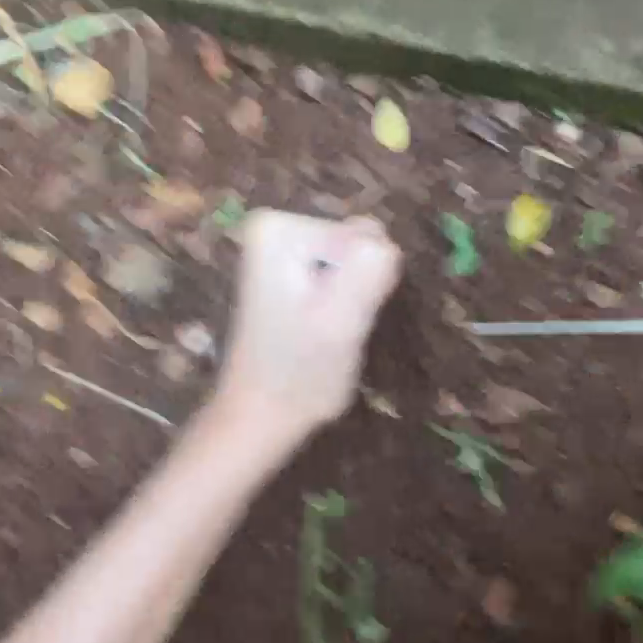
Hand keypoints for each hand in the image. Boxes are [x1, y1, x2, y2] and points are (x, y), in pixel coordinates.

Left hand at [207, 211, 401, 456]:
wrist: (260, 415)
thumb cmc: (300, 375)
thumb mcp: (343, 321)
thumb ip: (368, 269)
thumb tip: (382, 241)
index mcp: (279, 228)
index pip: (367, 236)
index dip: (365, 282)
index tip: (337, 316)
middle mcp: (274, 227)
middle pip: (358, 243)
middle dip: (357, 287)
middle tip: (333, 327)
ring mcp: (279, 249)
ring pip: (354, 262)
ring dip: (351, 300)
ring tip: (324, 332)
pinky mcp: (287, 272)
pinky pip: (341, 276)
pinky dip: (340, 305)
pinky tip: (319, 330)